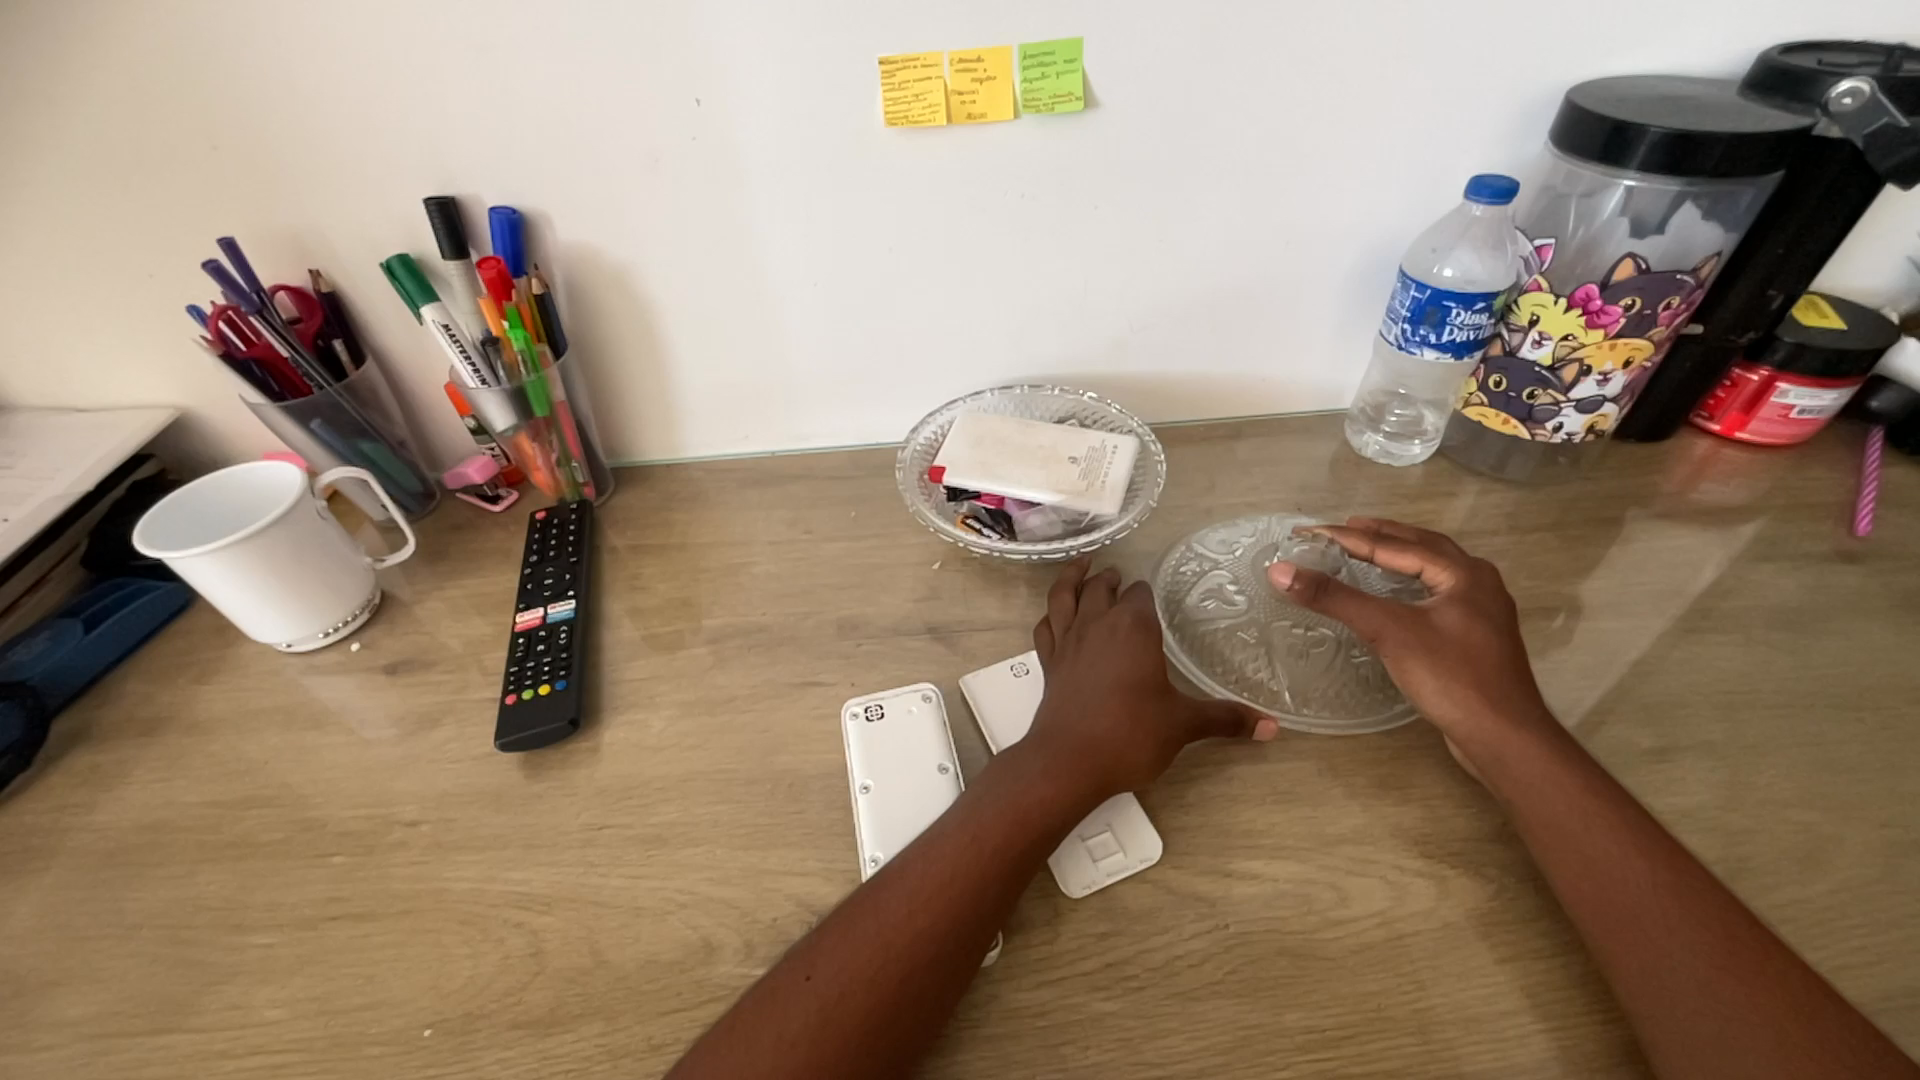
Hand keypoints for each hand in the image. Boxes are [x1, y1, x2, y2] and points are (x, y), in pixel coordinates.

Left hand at [1025, 559, 1274, 801]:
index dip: (1147, 591)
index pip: (1140, 595)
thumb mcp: (1183, 725)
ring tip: (1080, 566)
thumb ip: (1225, 719)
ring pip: (1064, 597)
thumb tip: (1272, 727)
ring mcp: (1067, 643)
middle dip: (1110, 578)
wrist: (1069, 761)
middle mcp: (1097, 625)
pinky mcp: (1049, 664)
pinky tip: (1054, 616)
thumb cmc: (1130, 734)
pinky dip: (1050, 614)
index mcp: (1133, 628)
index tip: (1154, 591)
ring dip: (1071, 578)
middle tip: (1118, 573)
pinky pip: (1045, 627)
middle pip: (1100, 588)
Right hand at [1266, 518, 1556, 771]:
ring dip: (1398, 556)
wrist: (1504, 737)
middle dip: (1381, 535)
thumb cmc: (1450, 677)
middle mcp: (1478, 583)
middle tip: (1343, 529)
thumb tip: (1281, 571)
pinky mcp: (1475, 638)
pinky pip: (1436, 594)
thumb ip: (1335, 598)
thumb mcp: (1387, 631)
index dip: (1348, 537)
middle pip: (1422, 547)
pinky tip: (1392, 595)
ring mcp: (1481, 612)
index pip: (1396, 545)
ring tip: (1365, 551)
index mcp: (1464, 573)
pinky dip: (1408, 583)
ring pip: (1432, 571)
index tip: (1309, 532)